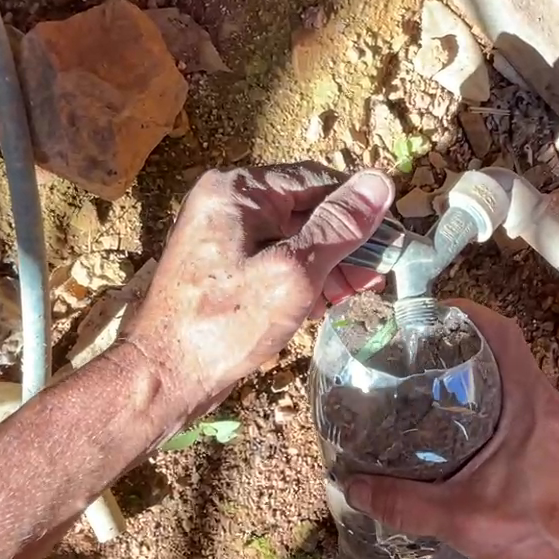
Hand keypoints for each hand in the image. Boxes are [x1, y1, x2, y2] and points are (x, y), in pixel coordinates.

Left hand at [122, 164, 393, 419]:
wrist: (165, 377)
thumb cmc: (226, 323)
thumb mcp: (293, 272)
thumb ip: (339, 227)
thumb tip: (381, 182)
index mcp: (238, 191)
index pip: (317, 181)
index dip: (360, 207)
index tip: (394, 236)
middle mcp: (229, 205)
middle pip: (307, 211)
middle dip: (347, 241)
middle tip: (383, 271)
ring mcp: (225, 238)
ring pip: (295, 239)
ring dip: (332, 263)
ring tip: (364, 289)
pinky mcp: (226, 269)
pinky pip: (278, 261)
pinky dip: (307, 277)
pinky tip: (332, 299)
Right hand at [343, 300, 558, 558]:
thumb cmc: (531, 533)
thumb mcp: (458, 517)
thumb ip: (403, 502)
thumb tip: (354, 486)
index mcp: (531, 402)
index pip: (504, 333)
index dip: (471, 314)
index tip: (433, 314)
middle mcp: (547, 402)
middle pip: (507, 348)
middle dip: (465, 340)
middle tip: (421, 348)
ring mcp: (554, 421)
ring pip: (515, 374)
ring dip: (481, 367)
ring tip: (434, 376)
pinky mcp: (552, 440)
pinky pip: (521, 399)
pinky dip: (493, 394)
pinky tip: (463, 417)